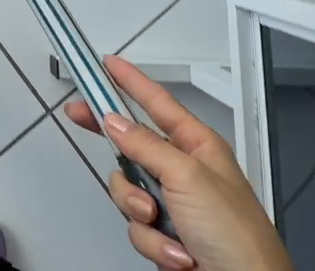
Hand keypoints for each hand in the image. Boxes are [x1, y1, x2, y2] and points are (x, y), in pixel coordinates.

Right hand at [66, 57, 292, 270]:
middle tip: (79, 117)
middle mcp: (183, 171)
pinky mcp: (166, 237)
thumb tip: (113, 120)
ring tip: (162, 224)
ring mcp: (174, 205)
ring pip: (128, 189)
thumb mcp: (187, 178)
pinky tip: (178, 256)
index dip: (131, 80)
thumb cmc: (235, 233)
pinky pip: (138, 227)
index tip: (108, 63)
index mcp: (197, 145)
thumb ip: (145, 146)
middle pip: (133, 144)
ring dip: (139, 210)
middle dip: (116, 148)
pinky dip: (154, 244)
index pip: (157, 102)